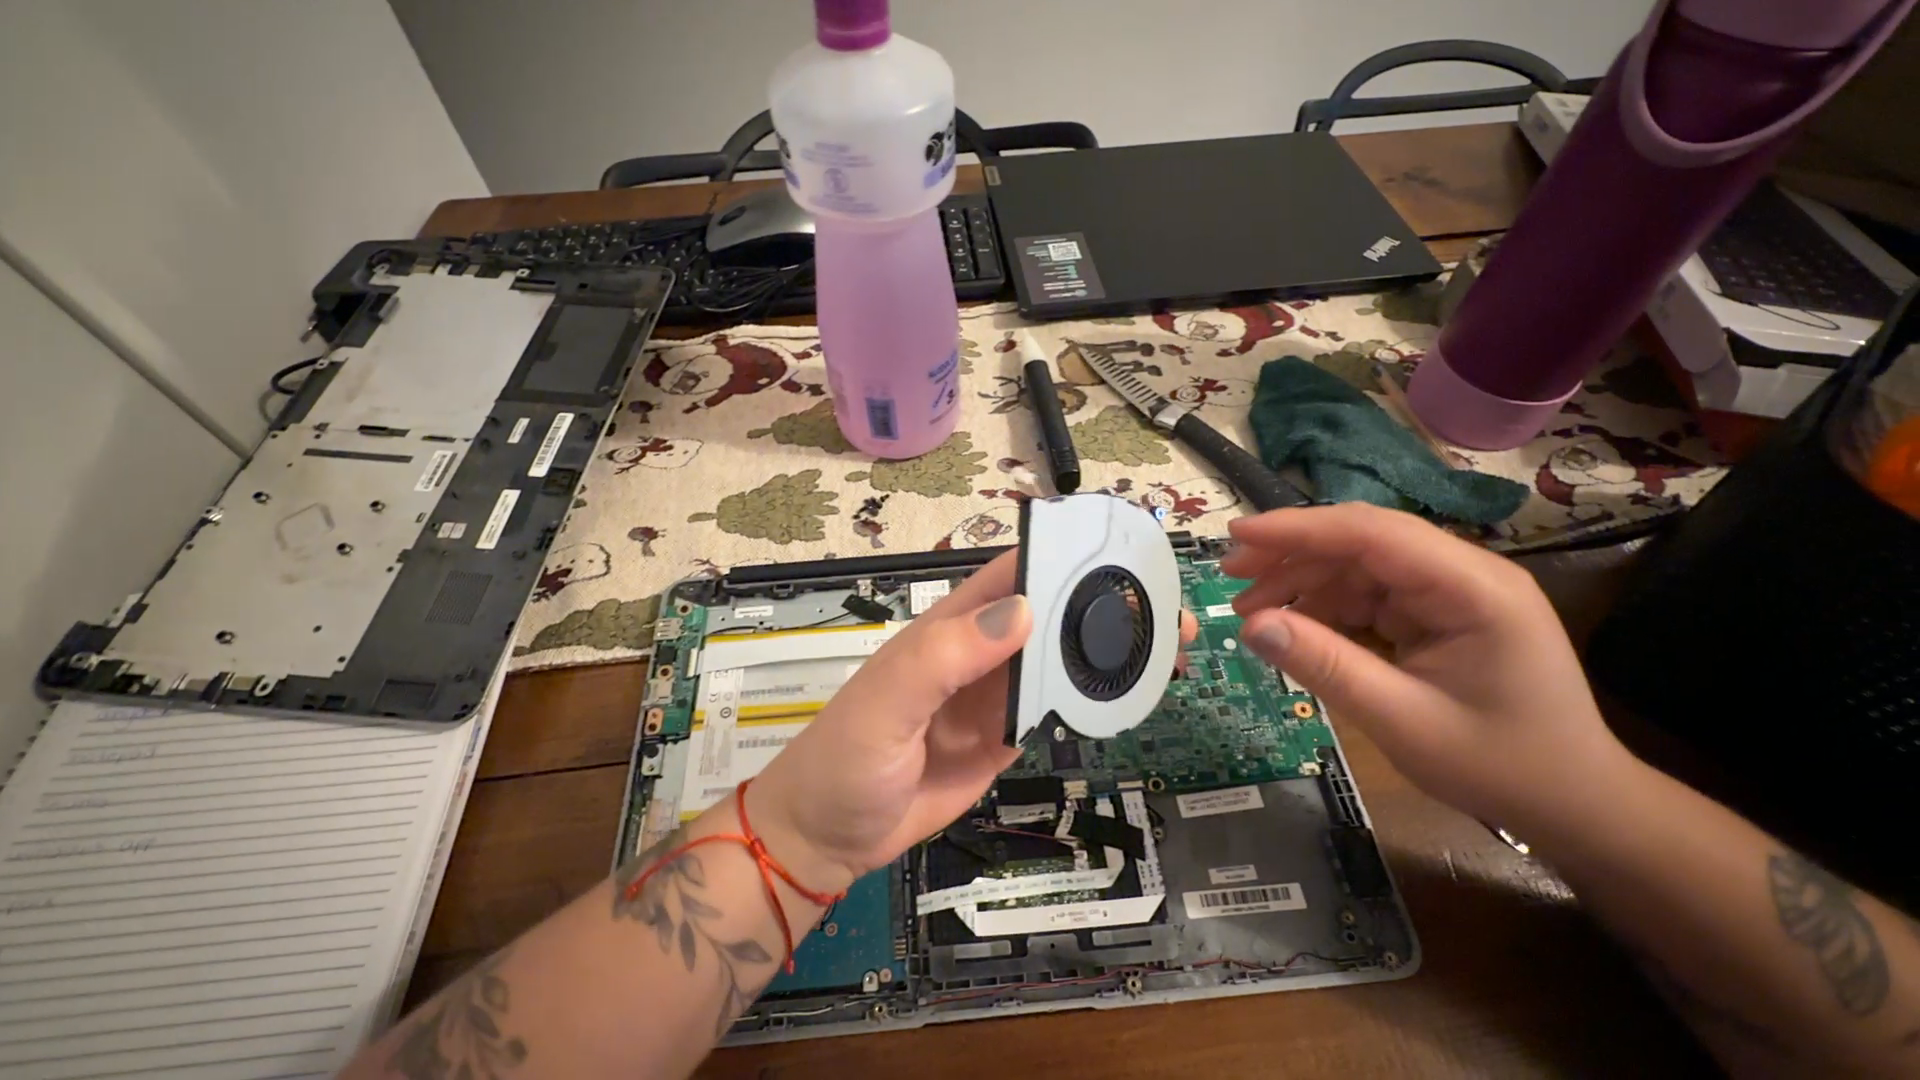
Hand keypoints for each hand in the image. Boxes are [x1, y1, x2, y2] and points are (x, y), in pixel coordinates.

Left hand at [750, 549, 1195, 893]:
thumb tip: (1026, 610)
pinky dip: (1093, 700)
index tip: (1127, 555)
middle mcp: (980, 653)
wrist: (832, 835)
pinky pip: (1056, 710)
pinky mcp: (1005, 739)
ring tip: (1170, 650)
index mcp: (951, 628)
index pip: (1015, 577)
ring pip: (1062, 662)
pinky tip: (1132, 695)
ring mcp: (995, 697)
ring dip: (1110, 653)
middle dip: (1108, 608)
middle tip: (1173, 613)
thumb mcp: (888, 701)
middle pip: (1052, 617)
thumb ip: (948, 656)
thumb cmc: (847, 758)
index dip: (1066, 558)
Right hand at [1221, 503, 1637, 831]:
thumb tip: (1251, 626)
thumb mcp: (1403, 721)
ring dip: (1304, 584)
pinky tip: (1293, 627)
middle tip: (1230, 577)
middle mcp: (1464, 574)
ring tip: (1249, 611)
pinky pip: (1372, 597)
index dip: (1299, 529)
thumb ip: (1326, 666)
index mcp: (1472, 587)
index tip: (1237, 535)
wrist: (1577, 804)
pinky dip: (1328, 609)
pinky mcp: (1441, 615)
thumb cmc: (1501, 765)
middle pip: (1363, 543)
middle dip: (1293, 555)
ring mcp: (1453, 594)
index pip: (1372, 534)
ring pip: (1361, 568)